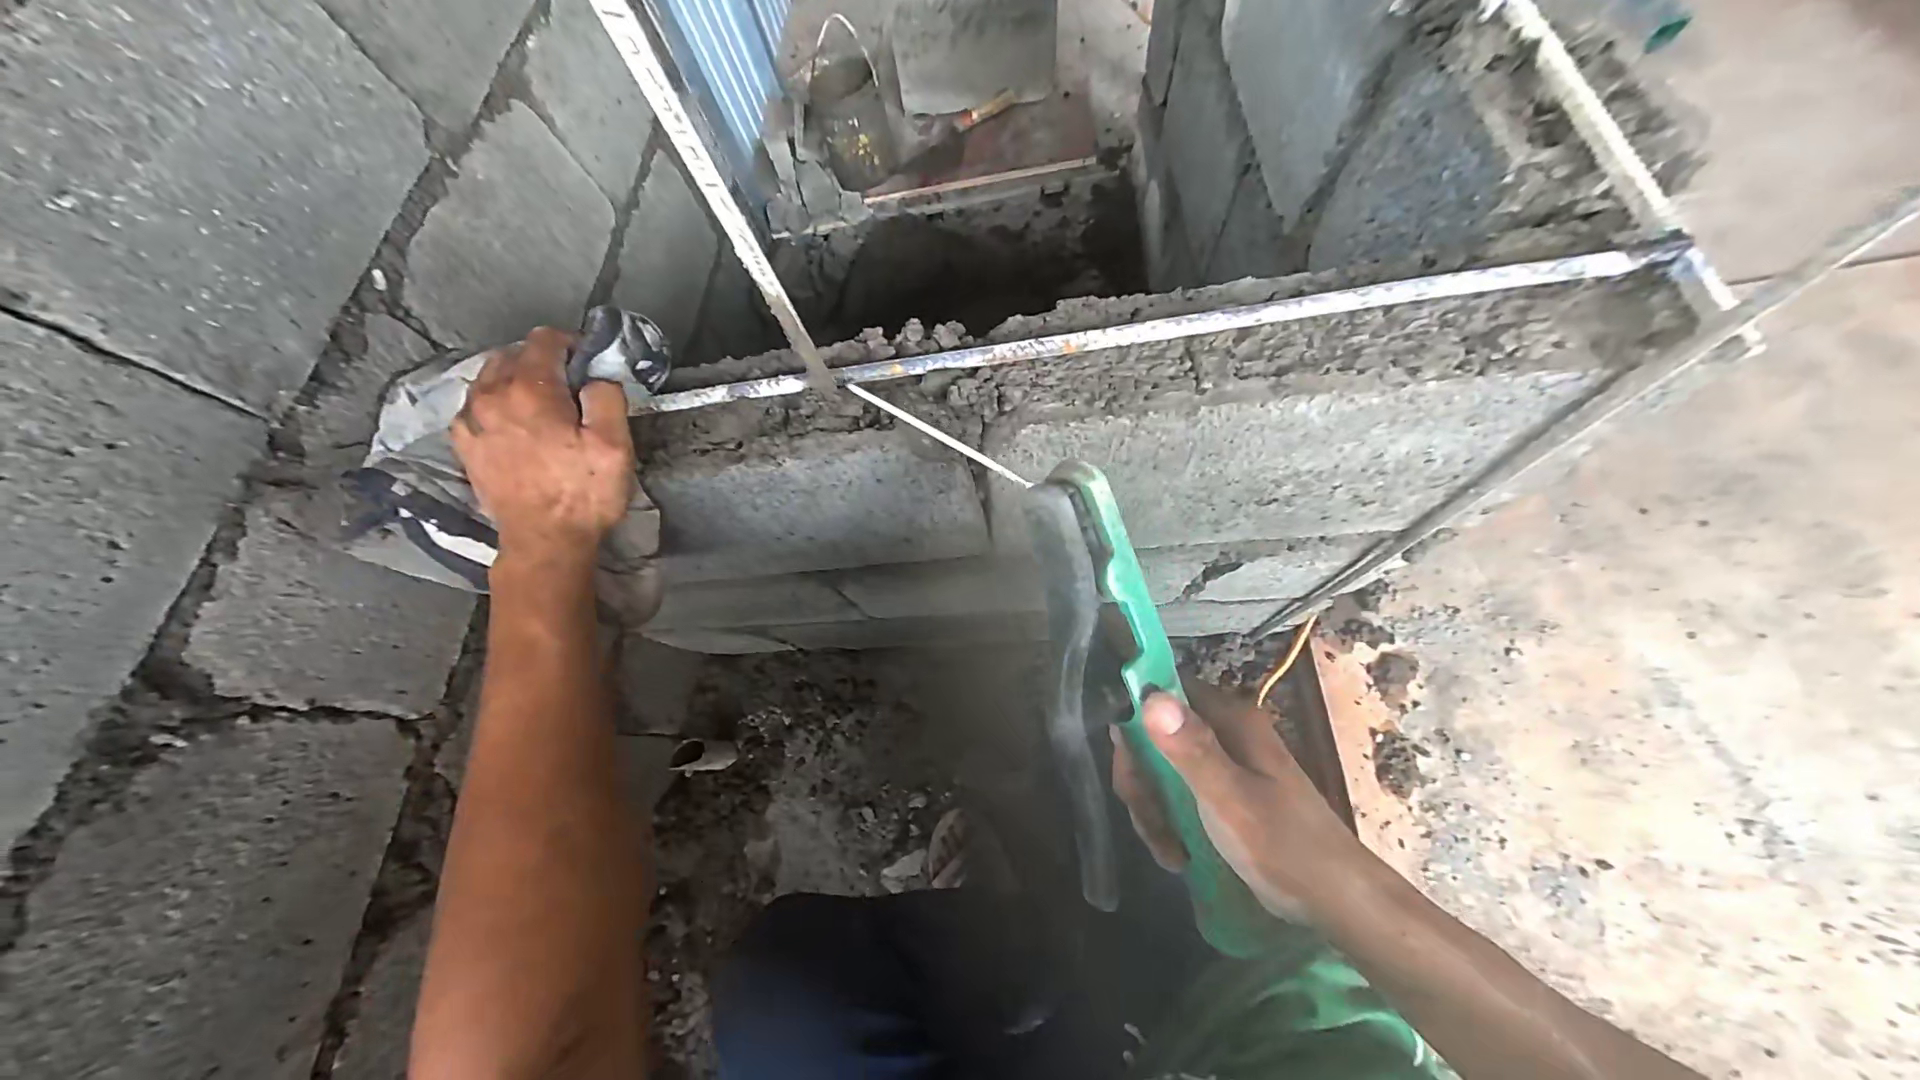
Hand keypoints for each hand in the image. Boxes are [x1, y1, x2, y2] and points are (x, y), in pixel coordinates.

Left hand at [451, 327, 635, 568]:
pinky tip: (515, 421)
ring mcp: (472, 419)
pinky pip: (476, 404)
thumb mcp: (616, 444)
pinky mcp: (464, 443)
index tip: (589, 361)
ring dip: (517, 378)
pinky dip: (496, 401)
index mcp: (531, 389)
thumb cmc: (584, 493)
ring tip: (543, 402)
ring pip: (490, 376)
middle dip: (542, 359)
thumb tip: (596, 377)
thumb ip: (606, 397)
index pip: (544, 340)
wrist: (545, 540)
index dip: (571, 343)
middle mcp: (492, 395)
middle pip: (513, 354)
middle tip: (570, 384)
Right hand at [1110, 682, 1370, 923]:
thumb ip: (1189, 748)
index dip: (1134, 719)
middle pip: (1153, 736)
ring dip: (1152, 810)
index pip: (1161, 692)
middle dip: (1141, 781)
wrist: (1335, 900)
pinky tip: (1177, 854)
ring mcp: (1221, 764)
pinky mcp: (1220, 794)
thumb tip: (1149, 697)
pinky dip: (1167, 823)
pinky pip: (1174, 795)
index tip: (1128, 764)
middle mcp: (1223, 732)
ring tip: (1168, 849)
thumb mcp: (1229, 797)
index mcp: (1228, 719)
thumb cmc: (1284, 844)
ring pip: (1159, 769)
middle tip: (1147, 818)